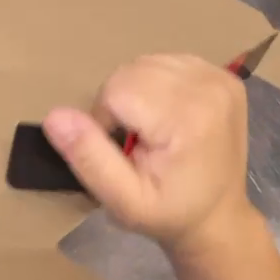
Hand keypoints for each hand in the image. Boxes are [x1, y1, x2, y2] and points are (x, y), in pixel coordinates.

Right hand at [42, 54, 261, 257]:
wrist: (218, 217)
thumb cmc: (169, 214)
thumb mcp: (122, 200)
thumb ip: (88, 157)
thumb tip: (55, 116)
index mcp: (187, 118)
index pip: (116, 90)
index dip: (105, 119)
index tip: (123, 151)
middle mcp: (208, 88)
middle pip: (130, 71)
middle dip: (120, 104)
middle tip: (136, 142)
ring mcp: (220, 78)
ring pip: (145, 63)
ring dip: (136, 92)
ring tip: (151, 129)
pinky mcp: (224, 75)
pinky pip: (166, 62)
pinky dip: (156, 85)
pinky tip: (166, 115)